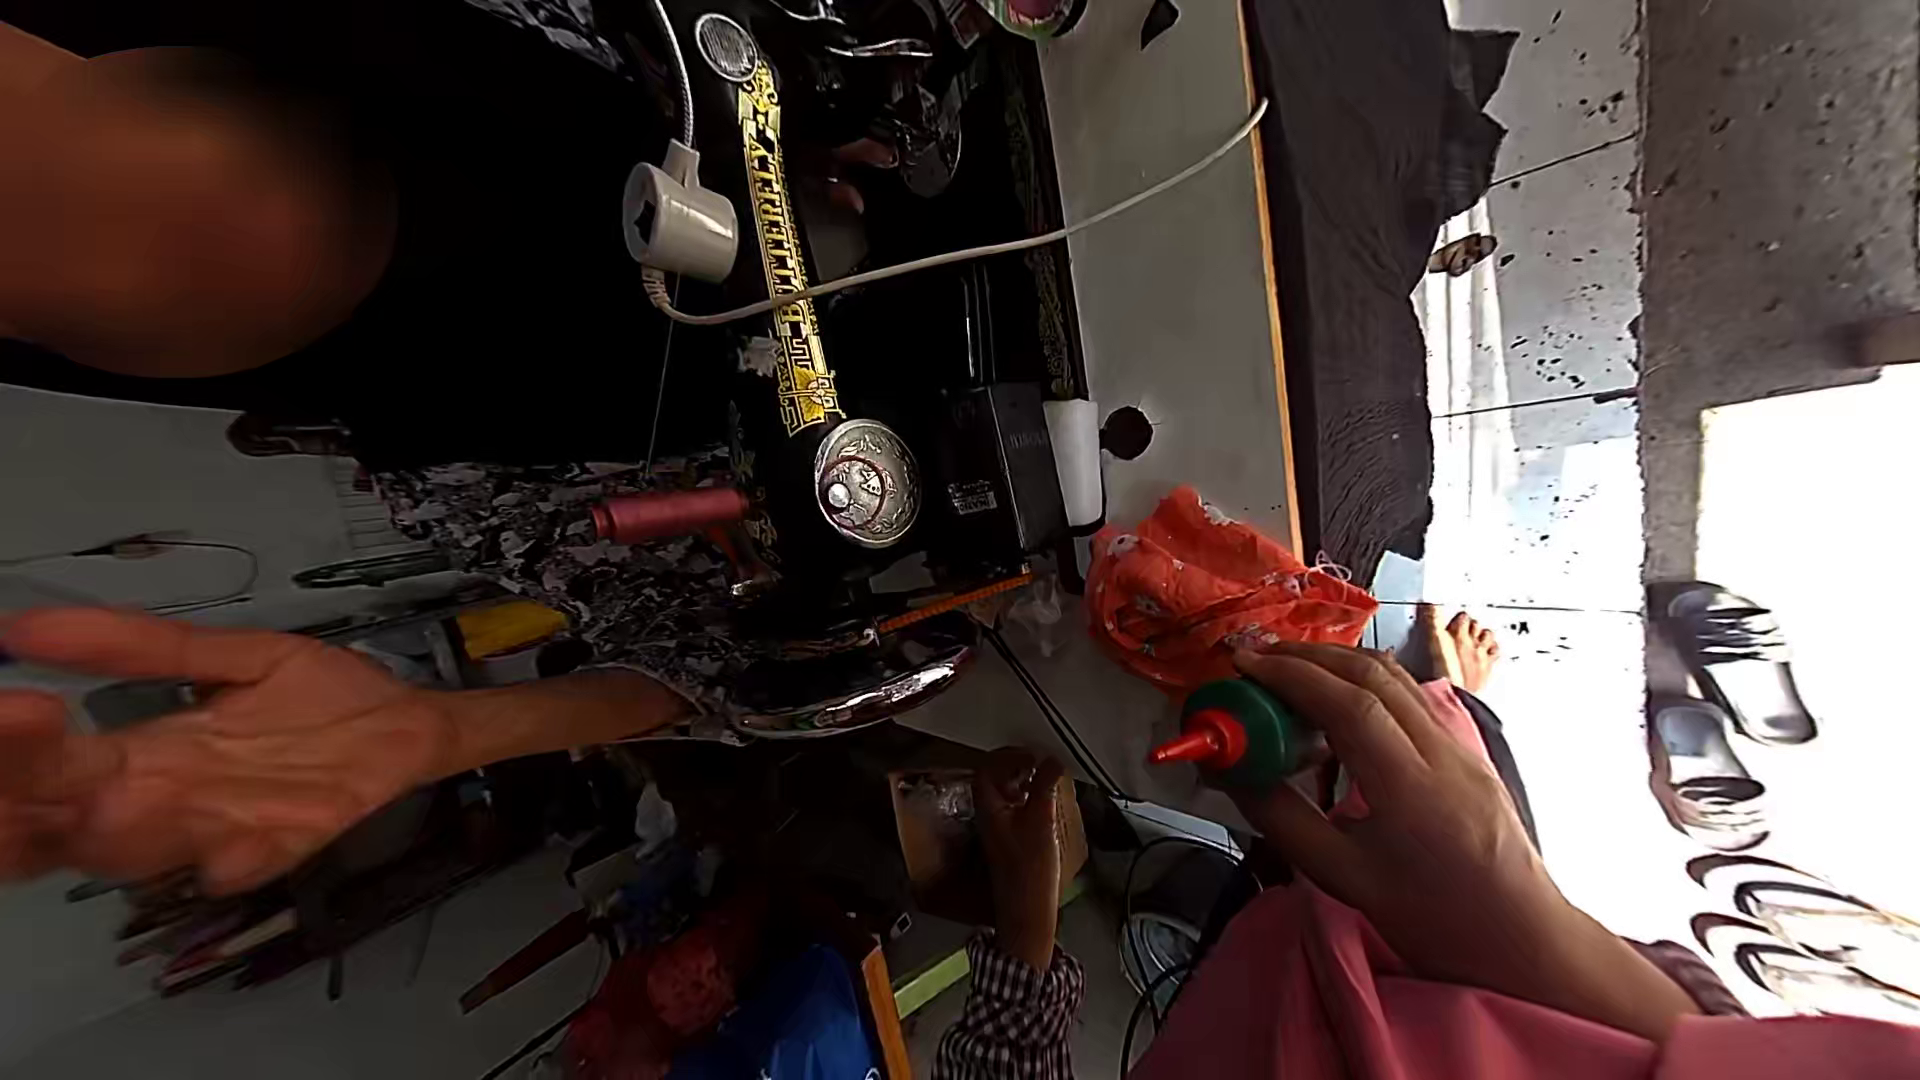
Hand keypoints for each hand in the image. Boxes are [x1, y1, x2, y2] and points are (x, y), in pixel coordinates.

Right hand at [0, 609, 453, 894]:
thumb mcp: (252, 658)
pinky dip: (225, 861)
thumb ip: (159, 647)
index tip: (10, 707)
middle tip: (23, 771)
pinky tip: (230, 846)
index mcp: (138, 754)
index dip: (4, 751)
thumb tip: (28, 624)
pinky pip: (232, 869)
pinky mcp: (275, 846)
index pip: (30, 768)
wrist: (410, 720)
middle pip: (42, 827)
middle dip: (11, 808)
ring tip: (117, 796)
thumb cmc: (328, 693)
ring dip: (111, 835)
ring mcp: (213, 830)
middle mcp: (155, 801)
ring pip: (124, 855)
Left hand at [974, 748, 1065, 971]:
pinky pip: (1016, 808)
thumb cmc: (1030, 867)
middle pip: (996, 779)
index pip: (987, 769)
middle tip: (1040, 762)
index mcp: (988, 806)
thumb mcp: (1041, 820)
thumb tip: (1052, 760)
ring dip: (1024, 781)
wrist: (1028, 912)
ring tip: (1047, 778)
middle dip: (1017, 766)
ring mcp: (999, 828)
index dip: (1006, 756)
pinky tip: (1047, 801)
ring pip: (1006, 793)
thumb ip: (1045, 786)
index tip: (1030, 754)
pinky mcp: (1011, 840)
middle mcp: (989, 814)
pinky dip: (1029, 797)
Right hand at [1230, 643, 1696, 1041]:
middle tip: (1256, 657)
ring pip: (1393, 673)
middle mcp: (1444, 755)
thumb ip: (1276, 814)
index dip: (1291, 675)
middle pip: (1372, 674)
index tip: (1245, 665)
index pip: (1350, 706)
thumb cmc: (1430, 916)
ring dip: (1332, 657)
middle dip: (1305, 655)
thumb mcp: (1338, 873)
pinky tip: (1329, 687)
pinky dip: (1357, 673)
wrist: (1524, 943)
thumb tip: (1226, 770)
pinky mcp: (1463, 745)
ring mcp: (1461, 745)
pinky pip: (1406, 689)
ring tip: (1284, 662)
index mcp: (1414, 791)